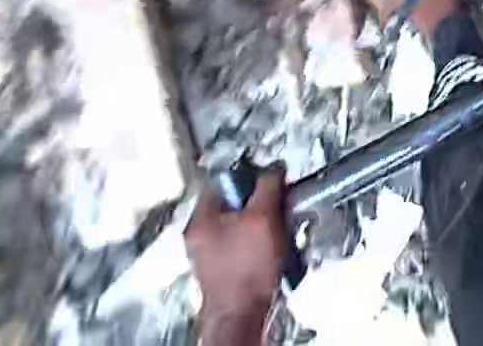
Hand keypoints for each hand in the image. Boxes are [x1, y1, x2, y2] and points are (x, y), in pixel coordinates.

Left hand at [186, 163, 286, 330]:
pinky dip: (262, 235)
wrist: (242, 314)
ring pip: (243, 219)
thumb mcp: (262, 215)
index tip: (270, 175)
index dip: (249, 173)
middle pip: (235, 200)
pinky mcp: (226, 266)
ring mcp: (212, 253)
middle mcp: (201, 234)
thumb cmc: (247, 265)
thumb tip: (274, 167)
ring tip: (281, 221)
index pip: (224, 180)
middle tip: (279, 199)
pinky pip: (246, 238)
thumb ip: (268, 185)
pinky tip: (276, 240)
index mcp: (201, 219)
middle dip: (260, 197)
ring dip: (265, 216)